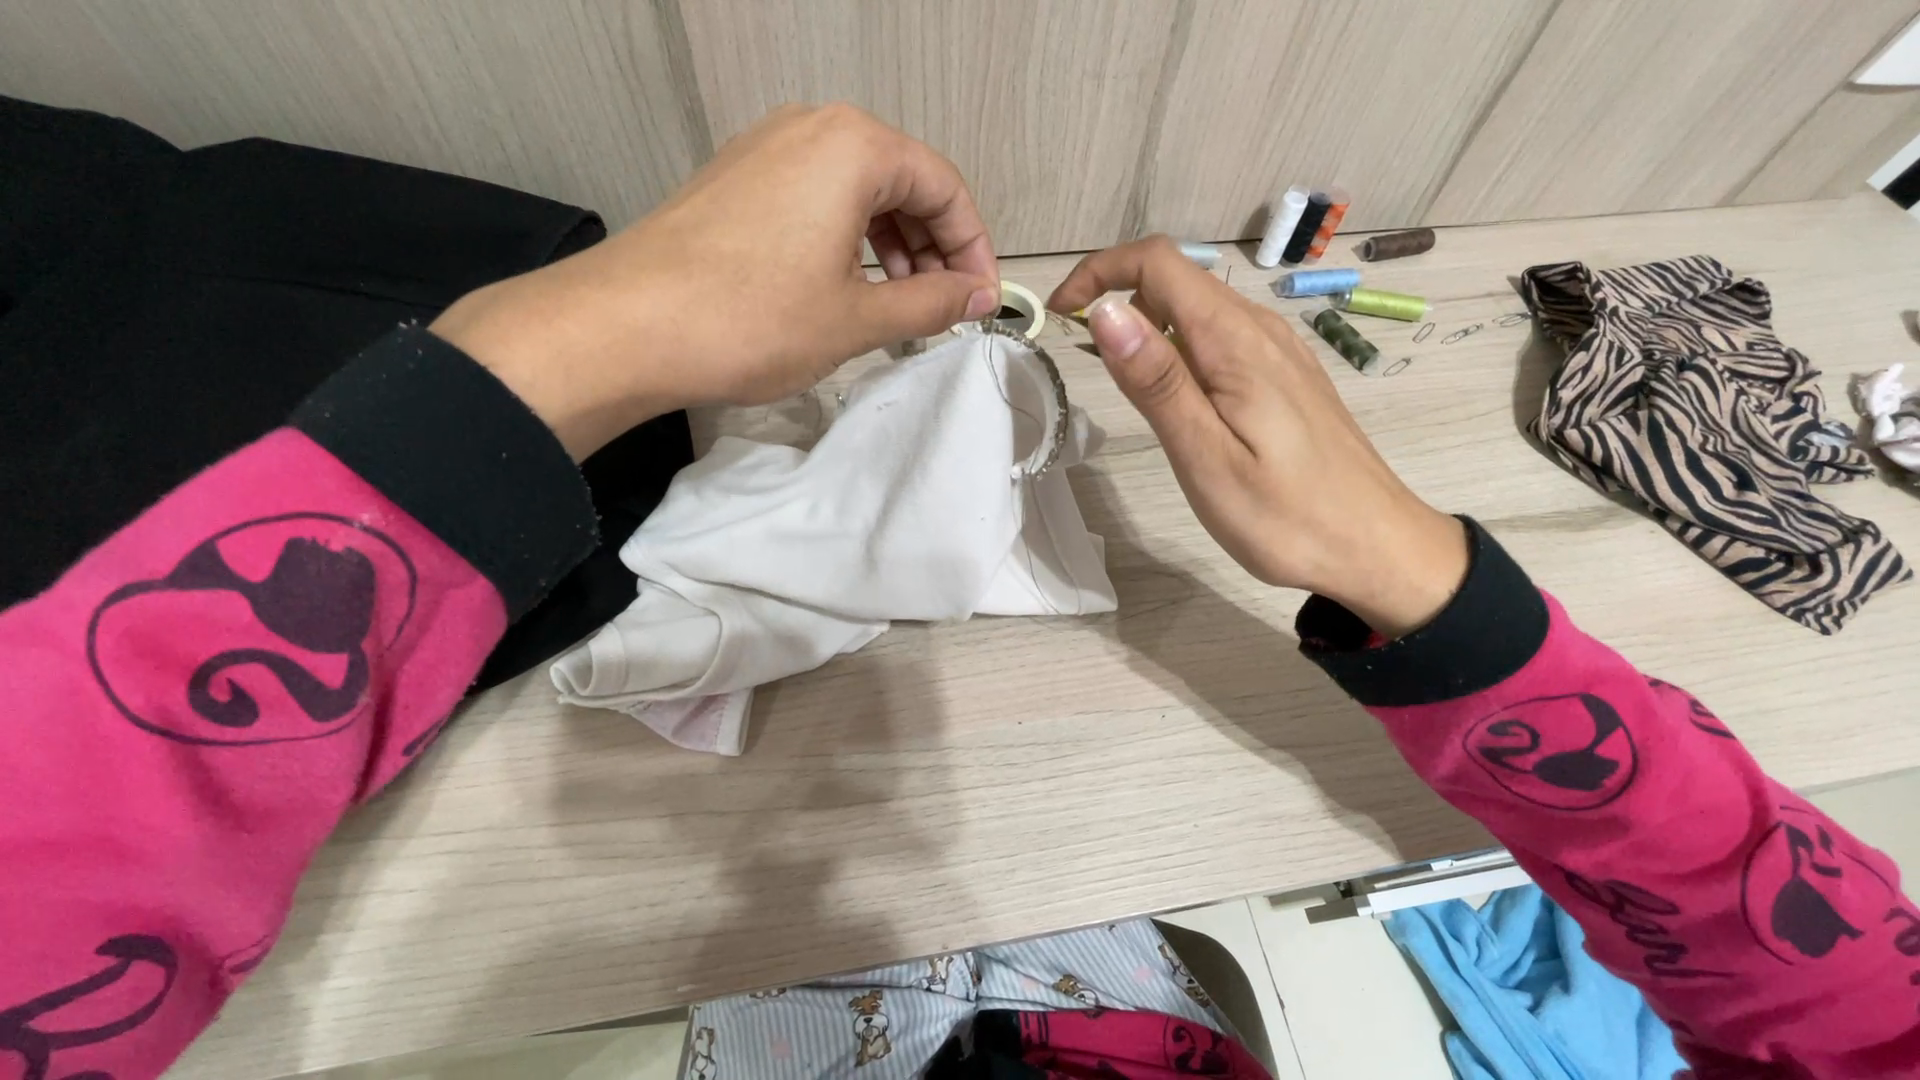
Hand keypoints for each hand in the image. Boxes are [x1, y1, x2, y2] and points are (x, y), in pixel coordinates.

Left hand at [432, 104, 999, 458]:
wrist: (625, 327)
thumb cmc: (753, 319)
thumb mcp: (859, 318)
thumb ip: (932, 303)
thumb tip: (979, 297)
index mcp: (854, 146)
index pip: (944, 188)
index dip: (974, 249)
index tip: (981, 302)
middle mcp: (810, 129)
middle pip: (902, 183)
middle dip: (932, 249)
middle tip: (941, 310)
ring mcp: (764, 150)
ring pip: (856, 193)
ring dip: (890, 249)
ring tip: (896, 307)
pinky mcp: (734, 182)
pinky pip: (814, 200)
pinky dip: (845, 242)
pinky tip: (844, 290)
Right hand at [1049, 236, 1467, 636]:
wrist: (1375, 547)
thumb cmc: (1285, 516)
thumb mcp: (1205, 456)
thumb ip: (1156, 381)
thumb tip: (1107, 312)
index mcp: (1234, 341)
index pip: (1157, 262)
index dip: (1099, 273)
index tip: (1060, 315)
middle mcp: (1258, 329)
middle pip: (1175, 279)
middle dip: (1116, 299)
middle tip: (1083, 363)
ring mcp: (1276, 349)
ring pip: (1197, 308)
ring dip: (1147, 328)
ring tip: (1126, 390)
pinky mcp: (1283, 375)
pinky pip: (1220, 337)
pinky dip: (1179, 349)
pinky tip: (1179, 402)